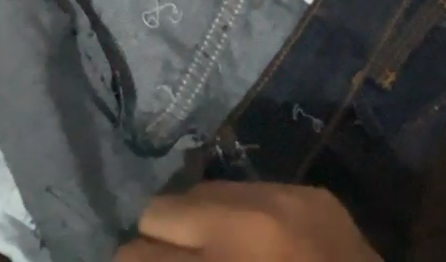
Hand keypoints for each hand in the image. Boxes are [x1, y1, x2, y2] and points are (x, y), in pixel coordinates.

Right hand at [116, 182, 383, 260]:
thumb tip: (136, 258)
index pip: (134, 255)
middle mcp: (245, 222)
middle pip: (158, 209)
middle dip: (159, 244)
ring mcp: (282, 199)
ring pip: (199, 191)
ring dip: (197, 225)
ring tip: (212, 253)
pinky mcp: (311, 193)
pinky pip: (247, 191)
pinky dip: (239, 219)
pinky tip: (252, 247)